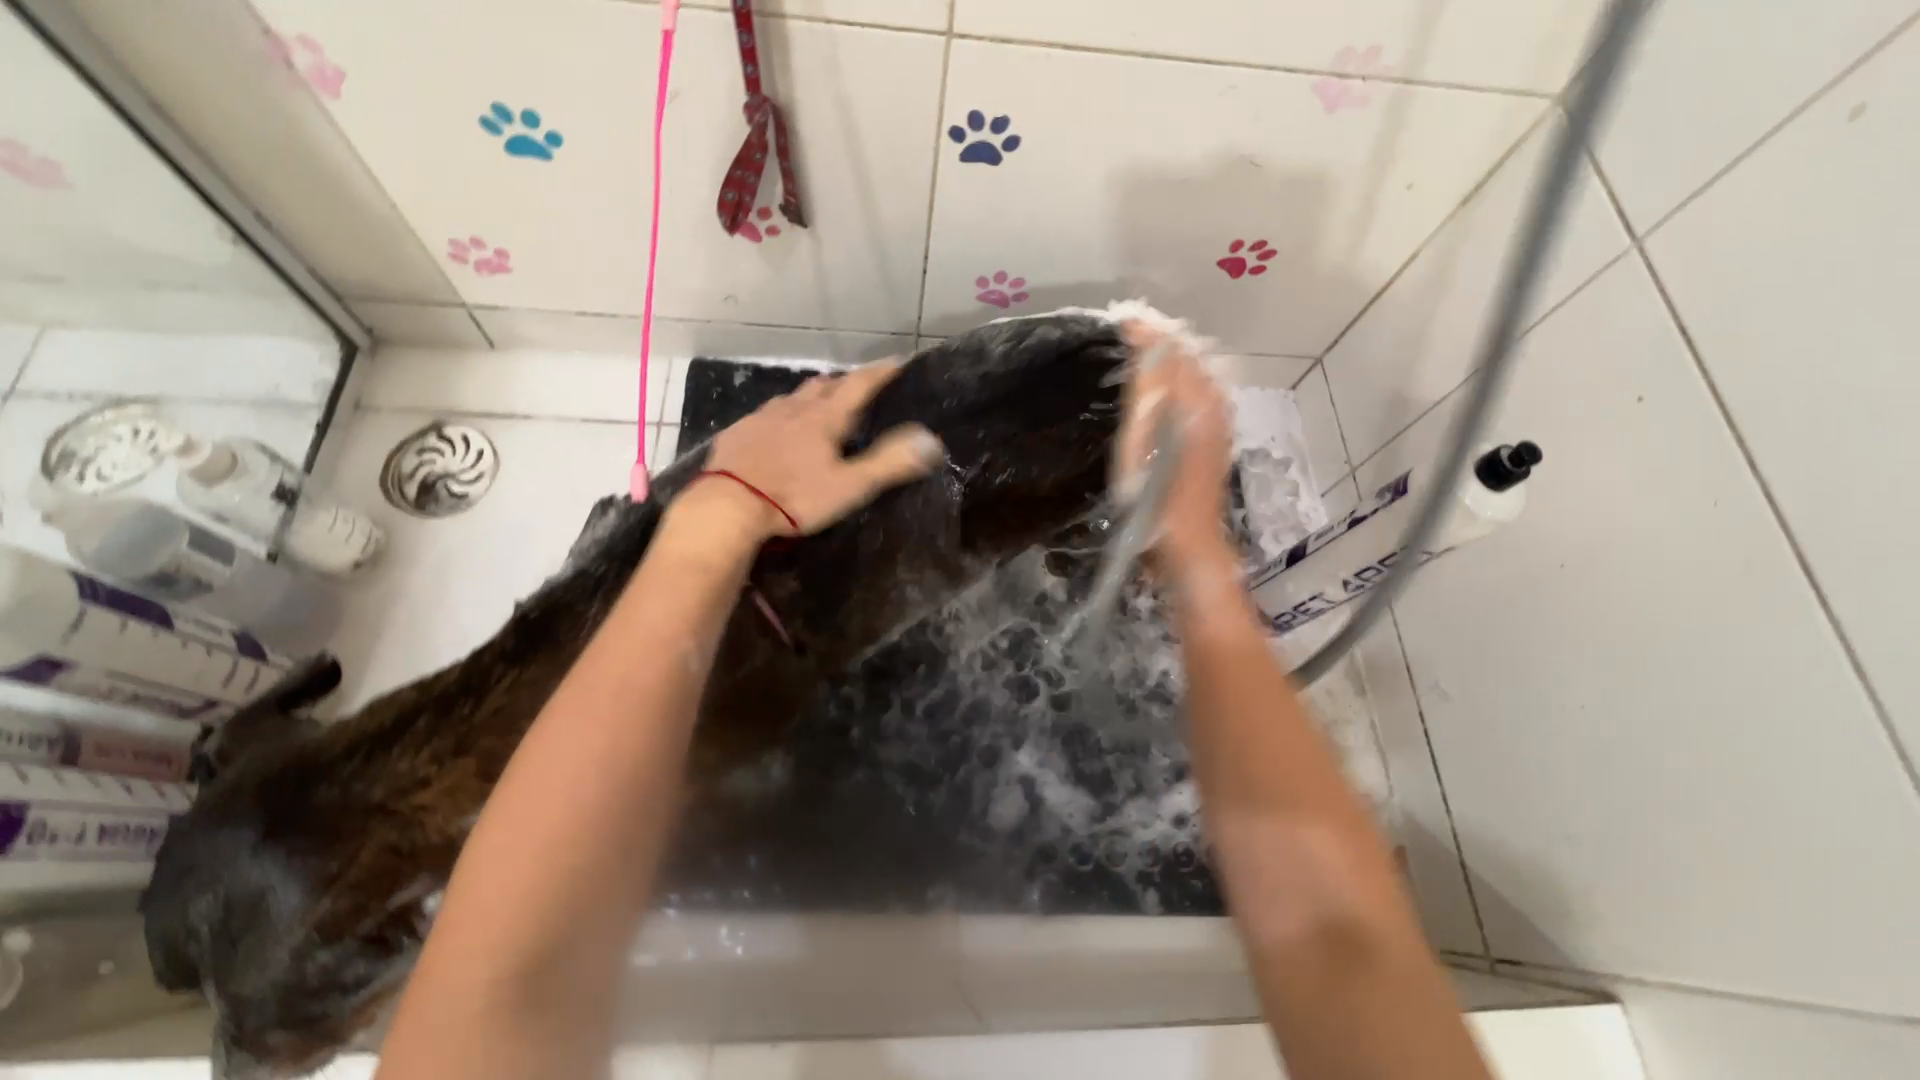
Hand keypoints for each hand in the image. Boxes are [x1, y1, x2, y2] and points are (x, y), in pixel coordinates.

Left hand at [692, 360, 945, 544]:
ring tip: (821, 406)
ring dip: (812, 397)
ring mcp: (762, 417)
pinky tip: (777, 430)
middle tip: (860, 389)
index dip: (881, 372)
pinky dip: (781, 416)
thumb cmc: (794, 497)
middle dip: (845, 383)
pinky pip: (766, 415)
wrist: (727, 507)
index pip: (860, 384)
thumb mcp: (850, 486)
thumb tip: (932, 441)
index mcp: (825, 418)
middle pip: (825, 385)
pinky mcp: (738, 433)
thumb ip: (890, 462)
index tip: (899, 362)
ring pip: (793, 397)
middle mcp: (794, 408)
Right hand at [1113, 321, 1235, 571]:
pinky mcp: (1212, 444)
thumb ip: (1150, 384)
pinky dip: (1180, 382)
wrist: (1187, 544)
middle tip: (1128, 331)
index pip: (1173, 347)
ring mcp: (1216, 426)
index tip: (1119, 319)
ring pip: (1197, 375)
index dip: (1147, 330)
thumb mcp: (1143, 436)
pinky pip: (1199, 395)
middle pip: (1190, 357)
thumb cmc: (1155, 494)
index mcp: (1197, 398)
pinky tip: (1163, 394)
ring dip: (1171, 360)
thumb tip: (1149, 335)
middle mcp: (1213, 404)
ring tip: (1142, 354)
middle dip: (1161, 340)